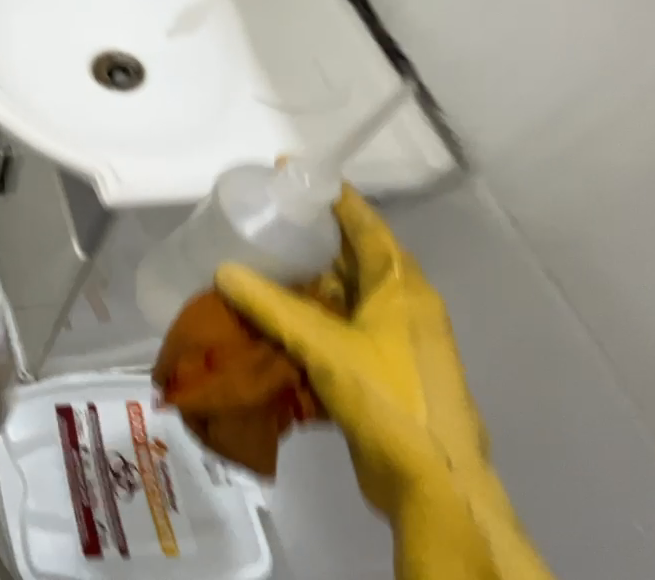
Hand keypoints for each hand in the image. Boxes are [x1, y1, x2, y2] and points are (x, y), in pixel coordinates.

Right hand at [214, 186, 553, 579]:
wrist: (432, 481)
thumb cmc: (387, 396)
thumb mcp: (322, 345)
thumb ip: (271, 307)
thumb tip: (223, 271)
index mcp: (402, 289)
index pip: (367, 227)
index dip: (333, 197)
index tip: (293, 173)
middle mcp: (403, 308)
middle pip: (355, 258)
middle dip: (313, 237)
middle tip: (266, 219)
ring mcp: (395, 341)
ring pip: (344, 296)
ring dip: (306, 281)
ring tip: (259, 264)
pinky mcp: (381, 371)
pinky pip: (338, 328)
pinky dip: (307, 317)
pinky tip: (272, 318)